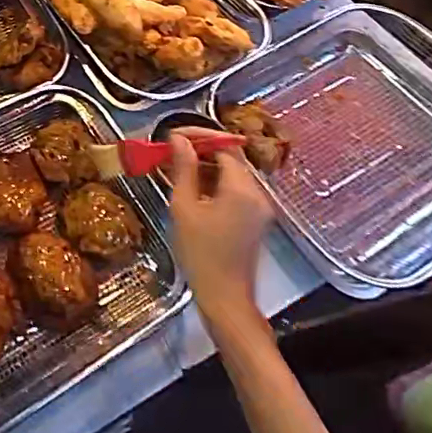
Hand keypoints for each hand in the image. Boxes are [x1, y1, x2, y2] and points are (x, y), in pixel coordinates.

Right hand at [168, 127, 275, 328]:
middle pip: (231, 156)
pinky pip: (236, 187)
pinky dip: (215, 179)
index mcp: (242, 188)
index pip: (224, 144)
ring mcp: (260, 206)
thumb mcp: (184, 206)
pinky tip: (192, 184)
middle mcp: (258, 193)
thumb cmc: (201, 254)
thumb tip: (178, 138)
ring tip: (176, 165)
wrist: (225, 297)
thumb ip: (183, 168)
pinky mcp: (256, 217)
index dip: (199, 134)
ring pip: (233, 170)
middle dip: (202, 147)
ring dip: (207, 163)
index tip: (173, 135)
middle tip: (171, 149)